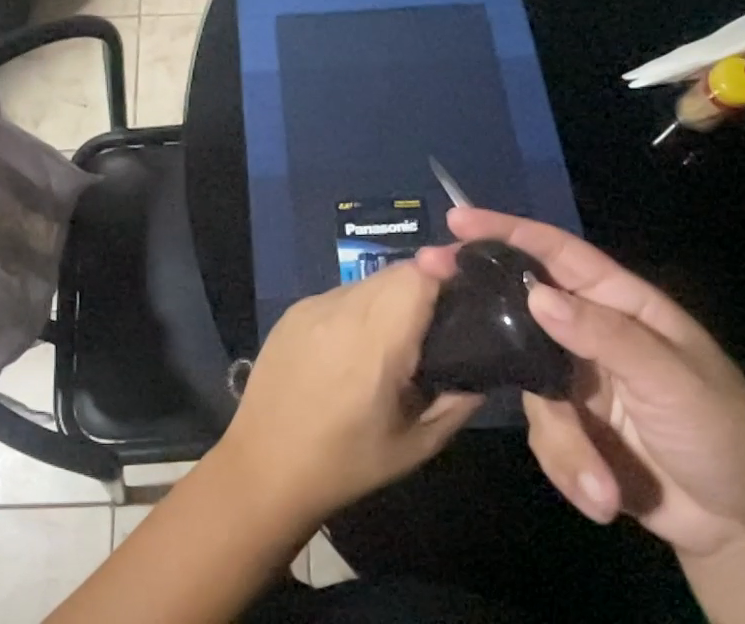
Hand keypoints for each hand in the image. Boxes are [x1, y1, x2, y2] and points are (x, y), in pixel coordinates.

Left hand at [213, 260, 484, 523]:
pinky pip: (339, 296)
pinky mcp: (291, 313)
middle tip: (434, 333)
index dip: (446, 280)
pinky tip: (353, 349)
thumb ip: (457, 402)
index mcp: (375, 341)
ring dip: (389, 301)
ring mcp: (311, 307)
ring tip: (393, 345)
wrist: (262, 470)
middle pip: (396, 273)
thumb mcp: (415, 445)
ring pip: (367, 283)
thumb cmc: (344, 464)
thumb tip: (483, 370)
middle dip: (423, 293)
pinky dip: (357, 311)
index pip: (419, 275)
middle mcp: (340, 310)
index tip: (463, 305)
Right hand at [419, 208, 744, 558]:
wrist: (744, 525)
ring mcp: (577, 383)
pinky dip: (570, 469)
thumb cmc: (723, 434)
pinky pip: (543, 438)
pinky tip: (602, 496)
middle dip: (490, 320)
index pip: (559, 256)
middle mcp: (591, 335)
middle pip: (524, 313)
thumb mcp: (671, 380)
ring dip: (564, 442)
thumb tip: (536, 295)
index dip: (509, 233)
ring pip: (529, 389)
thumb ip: (604, 336)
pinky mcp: (572, 430)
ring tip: (601, 485)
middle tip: (435, 297)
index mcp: (623, 305)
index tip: (458, 222)